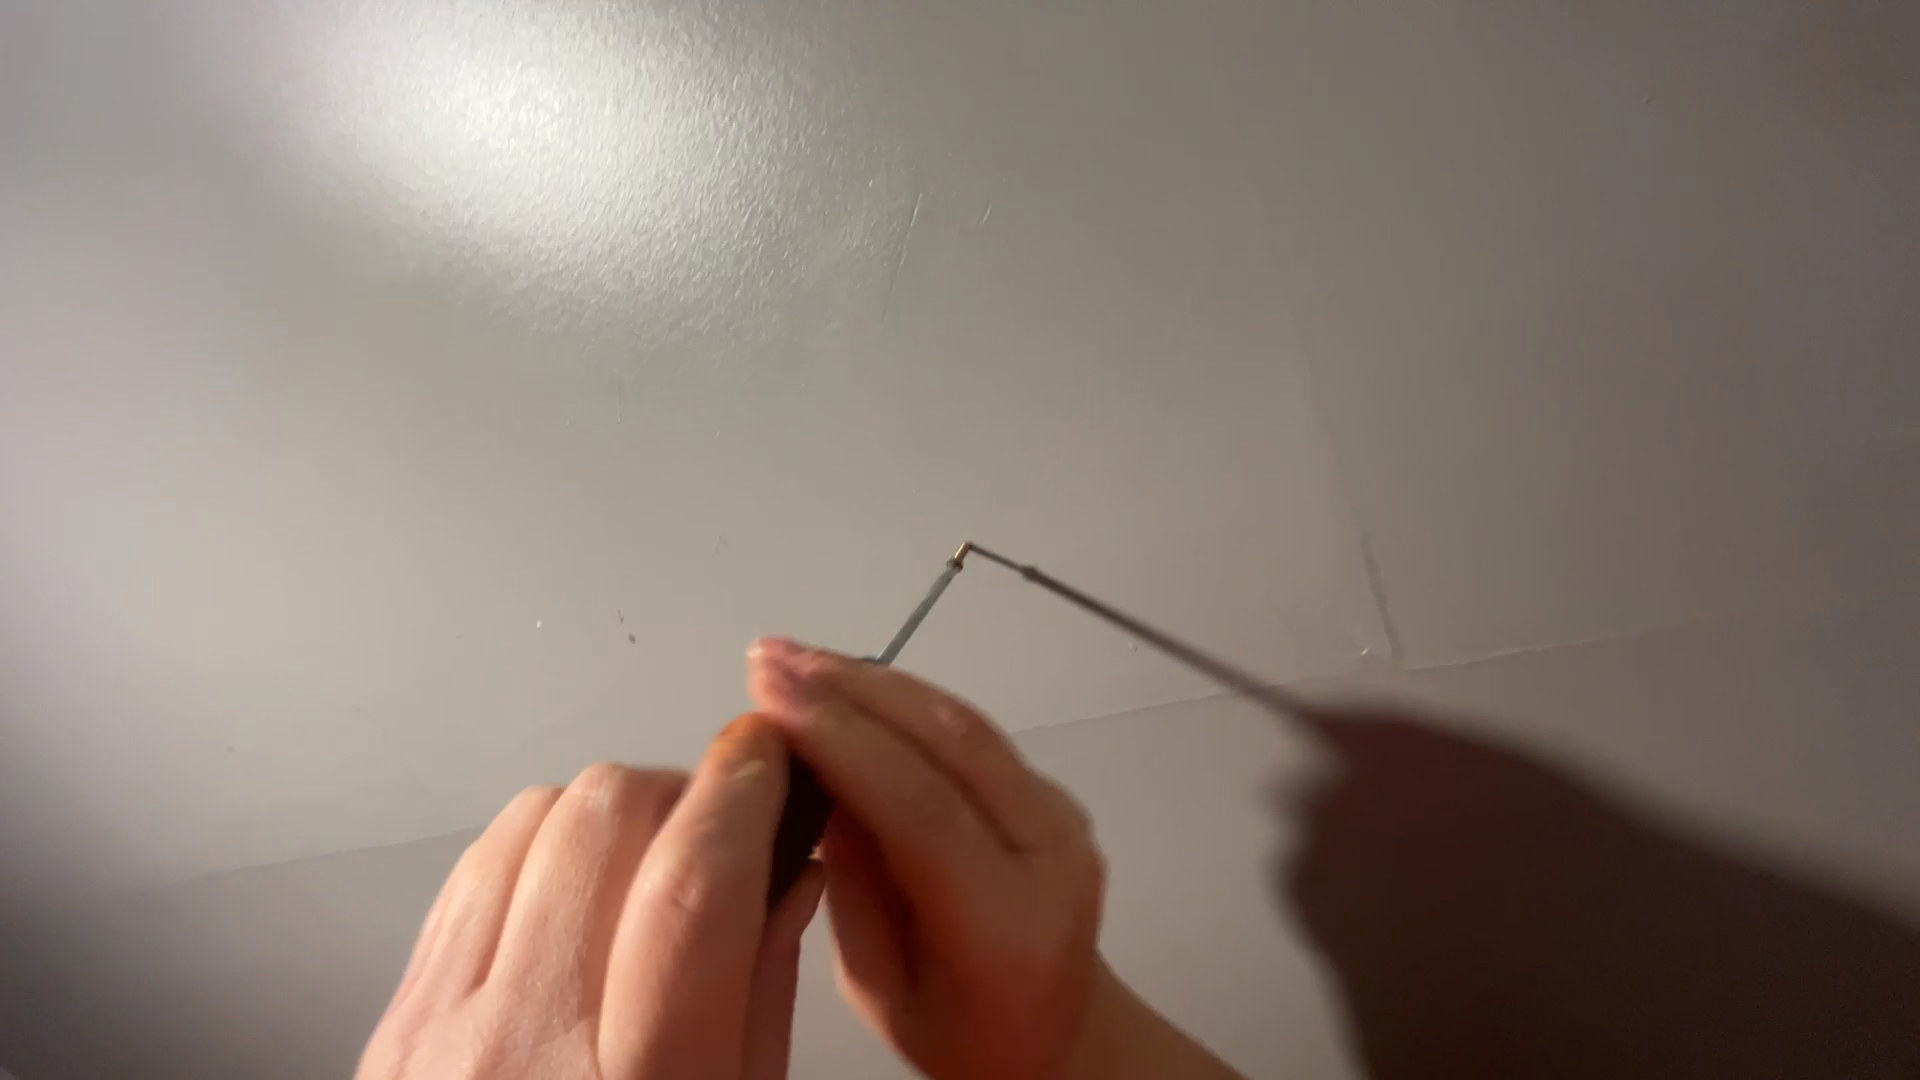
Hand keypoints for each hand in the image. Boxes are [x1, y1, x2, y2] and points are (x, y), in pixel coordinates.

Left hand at [357, 717, 824, 1079]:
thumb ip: (766, 980)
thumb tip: (790, 862)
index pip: (694, 883)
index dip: (743, 790)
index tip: (769, 751)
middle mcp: (520, 1050)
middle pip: (607, 816)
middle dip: (683, 789)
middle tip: (718, 824)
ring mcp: (436, 1031)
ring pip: (538, 815)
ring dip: (616, 810)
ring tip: (649, 858)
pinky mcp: (392, 1018)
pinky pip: (479, 859)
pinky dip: (548, 838)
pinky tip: (582, 885)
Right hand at [746, 638, 1244, 1079]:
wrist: (1057, 1026)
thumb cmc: (958, 1031)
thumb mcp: (878, 984)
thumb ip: (851, 873)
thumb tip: (813, 764)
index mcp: (1009, 923)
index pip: (921, 807)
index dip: (842, 738)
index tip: (770, 692)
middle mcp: (1051, 848)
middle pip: (947, 740)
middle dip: (850, 687)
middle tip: (772, 656)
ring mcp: (1058, 807)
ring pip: (959, 718)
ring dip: (872, 677)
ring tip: (797, 656)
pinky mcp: (1047, 785)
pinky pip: (966, 728)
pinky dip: (901, 697)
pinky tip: (850, 679)